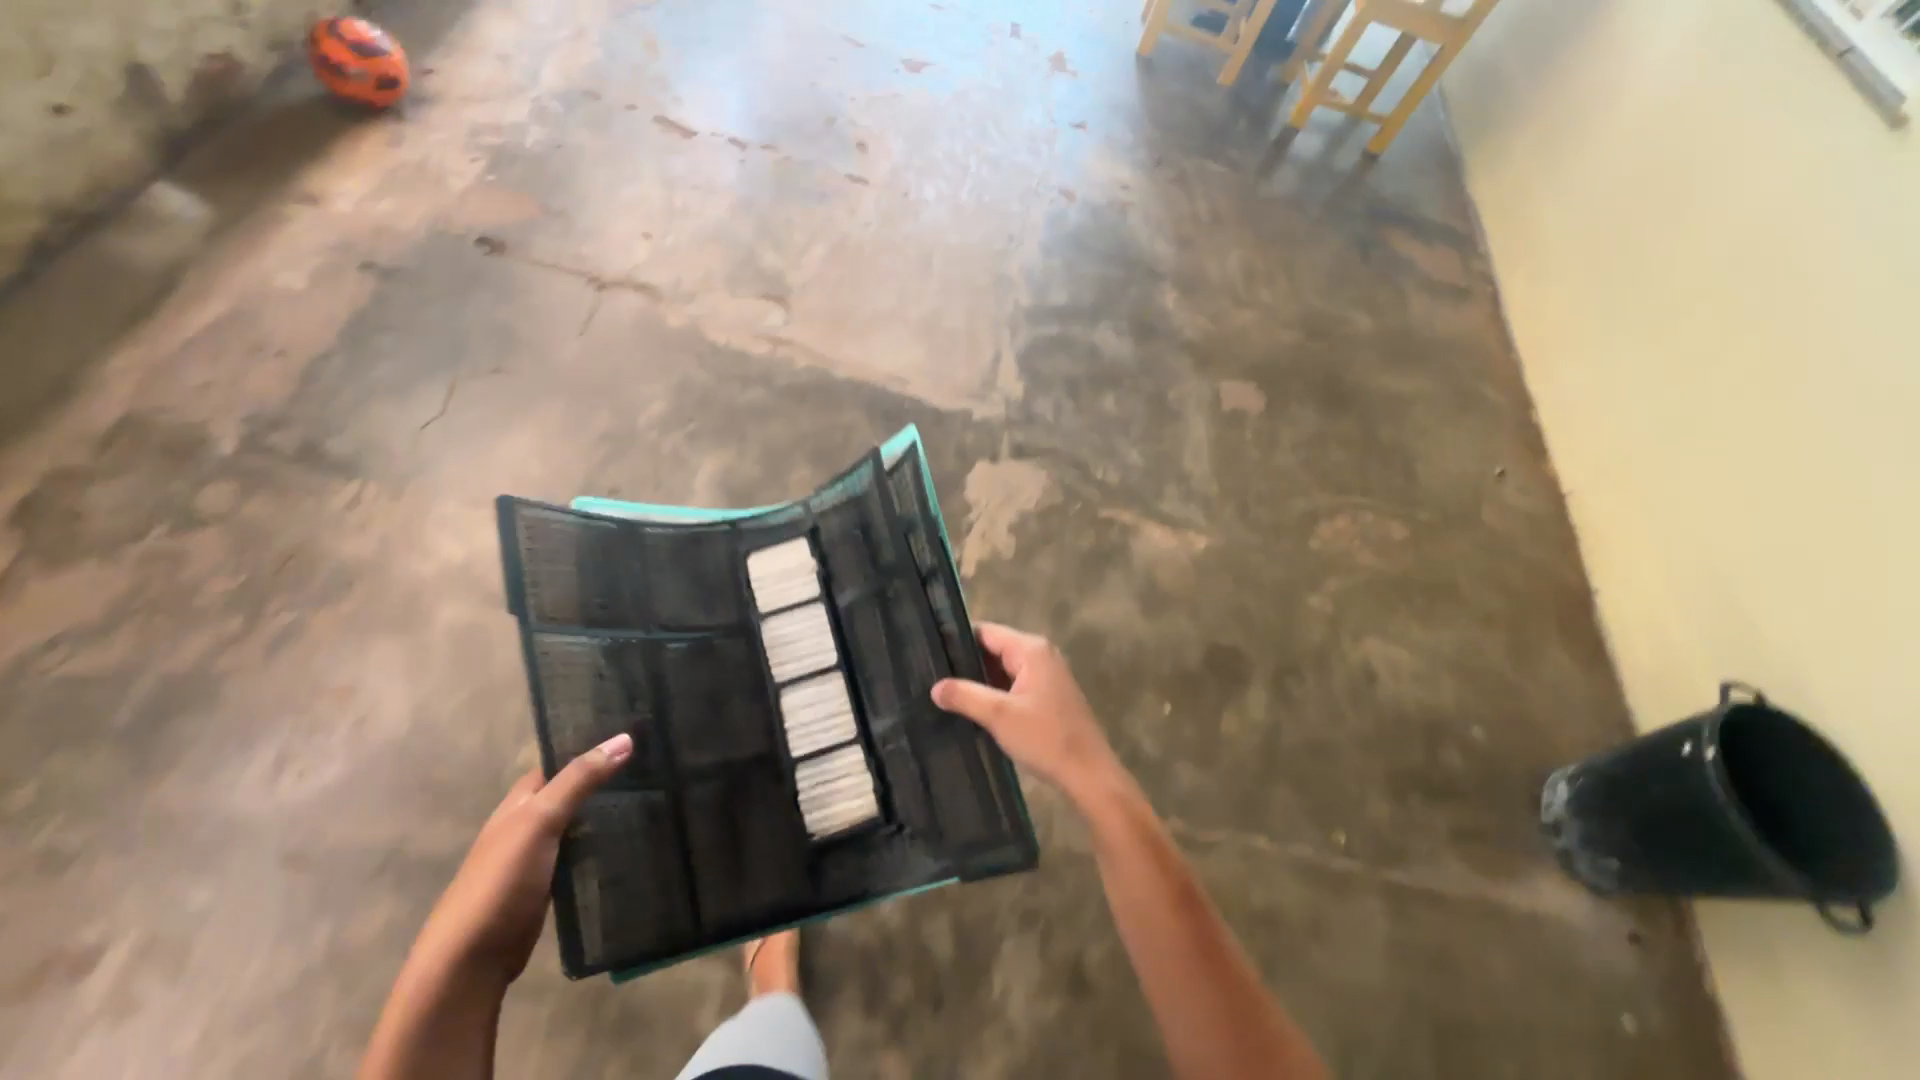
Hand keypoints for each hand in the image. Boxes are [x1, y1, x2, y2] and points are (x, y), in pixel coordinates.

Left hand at [411, 733, 632, 983]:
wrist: (472, 958)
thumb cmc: (501, 881)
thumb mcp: (540, 821)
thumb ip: (579, 780)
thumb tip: (625, 738)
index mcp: (517, 804)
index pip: (557, 764)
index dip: (589, 748)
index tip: (634, 738)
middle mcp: (525, 826)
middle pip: (570, 794)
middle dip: (605, 782)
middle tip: (656, 768)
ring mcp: (537, 859)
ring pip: (578, 827)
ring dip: (607, 816)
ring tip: (657, 800)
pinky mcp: (549, 888)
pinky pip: (581, 857)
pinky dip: (603, 848)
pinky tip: (632, 845)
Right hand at [931, 623, 1123, 796]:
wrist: (1088, 773)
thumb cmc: (1045, 738)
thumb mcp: (999, 716)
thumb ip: (965, 696)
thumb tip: (935, 687)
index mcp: (1031, 649)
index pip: (985, 632)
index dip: (957, 642)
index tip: (930, 656)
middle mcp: (1041, 654)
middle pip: (994, 648)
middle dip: (966, 664)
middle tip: (932, 677)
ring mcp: (1047, 675)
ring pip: (1003, 669)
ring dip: (980, 681)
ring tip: (946, 694)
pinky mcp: (1049, 695)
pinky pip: (1014, 684)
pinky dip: (996, 693)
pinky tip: (974, 709)